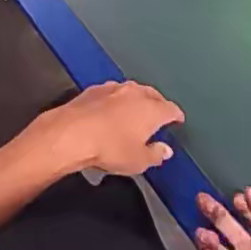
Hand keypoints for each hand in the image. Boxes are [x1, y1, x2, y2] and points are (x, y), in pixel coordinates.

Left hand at [19, 80, 182, 175]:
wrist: (72, 132)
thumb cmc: (110, 148)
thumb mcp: (138, 161)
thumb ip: (155, 154)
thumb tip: (165, 150)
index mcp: (152, 109)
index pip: (170, 109)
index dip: (176, 115)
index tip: (177, 119)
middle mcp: (135, 93)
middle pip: (153, 95)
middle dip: (158, 103)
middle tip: (159, 113)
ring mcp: (114, 88)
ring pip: (132, 90)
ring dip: (137, 98)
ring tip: (136, 109)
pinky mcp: (94, 89)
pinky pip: (113, 92)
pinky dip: (117, 99)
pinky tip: (112, 108)